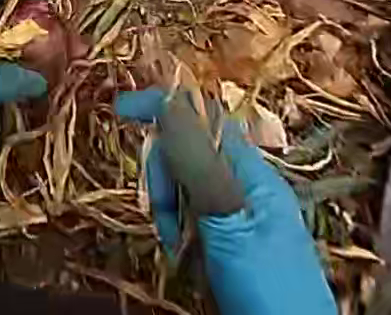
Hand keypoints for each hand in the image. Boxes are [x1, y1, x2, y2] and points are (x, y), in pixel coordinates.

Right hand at [116, 89, 336, 314]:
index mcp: (251, 171)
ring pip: (179, 190)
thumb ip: (196, 159)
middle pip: (183, 151)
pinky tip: (185, 265)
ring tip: (180, 252)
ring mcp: (232, 223)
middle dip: (164, 176)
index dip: (161, 105)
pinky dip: (176, 238)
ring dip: (168, 213)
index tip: (119, 110)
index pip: (201, 115)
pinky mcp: (222, 253)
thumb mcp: (229, 220)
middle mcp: (241, 189)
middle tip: (166, 217)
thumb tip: (167, 97)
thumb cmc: (271, 292)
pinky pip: (185, 225)